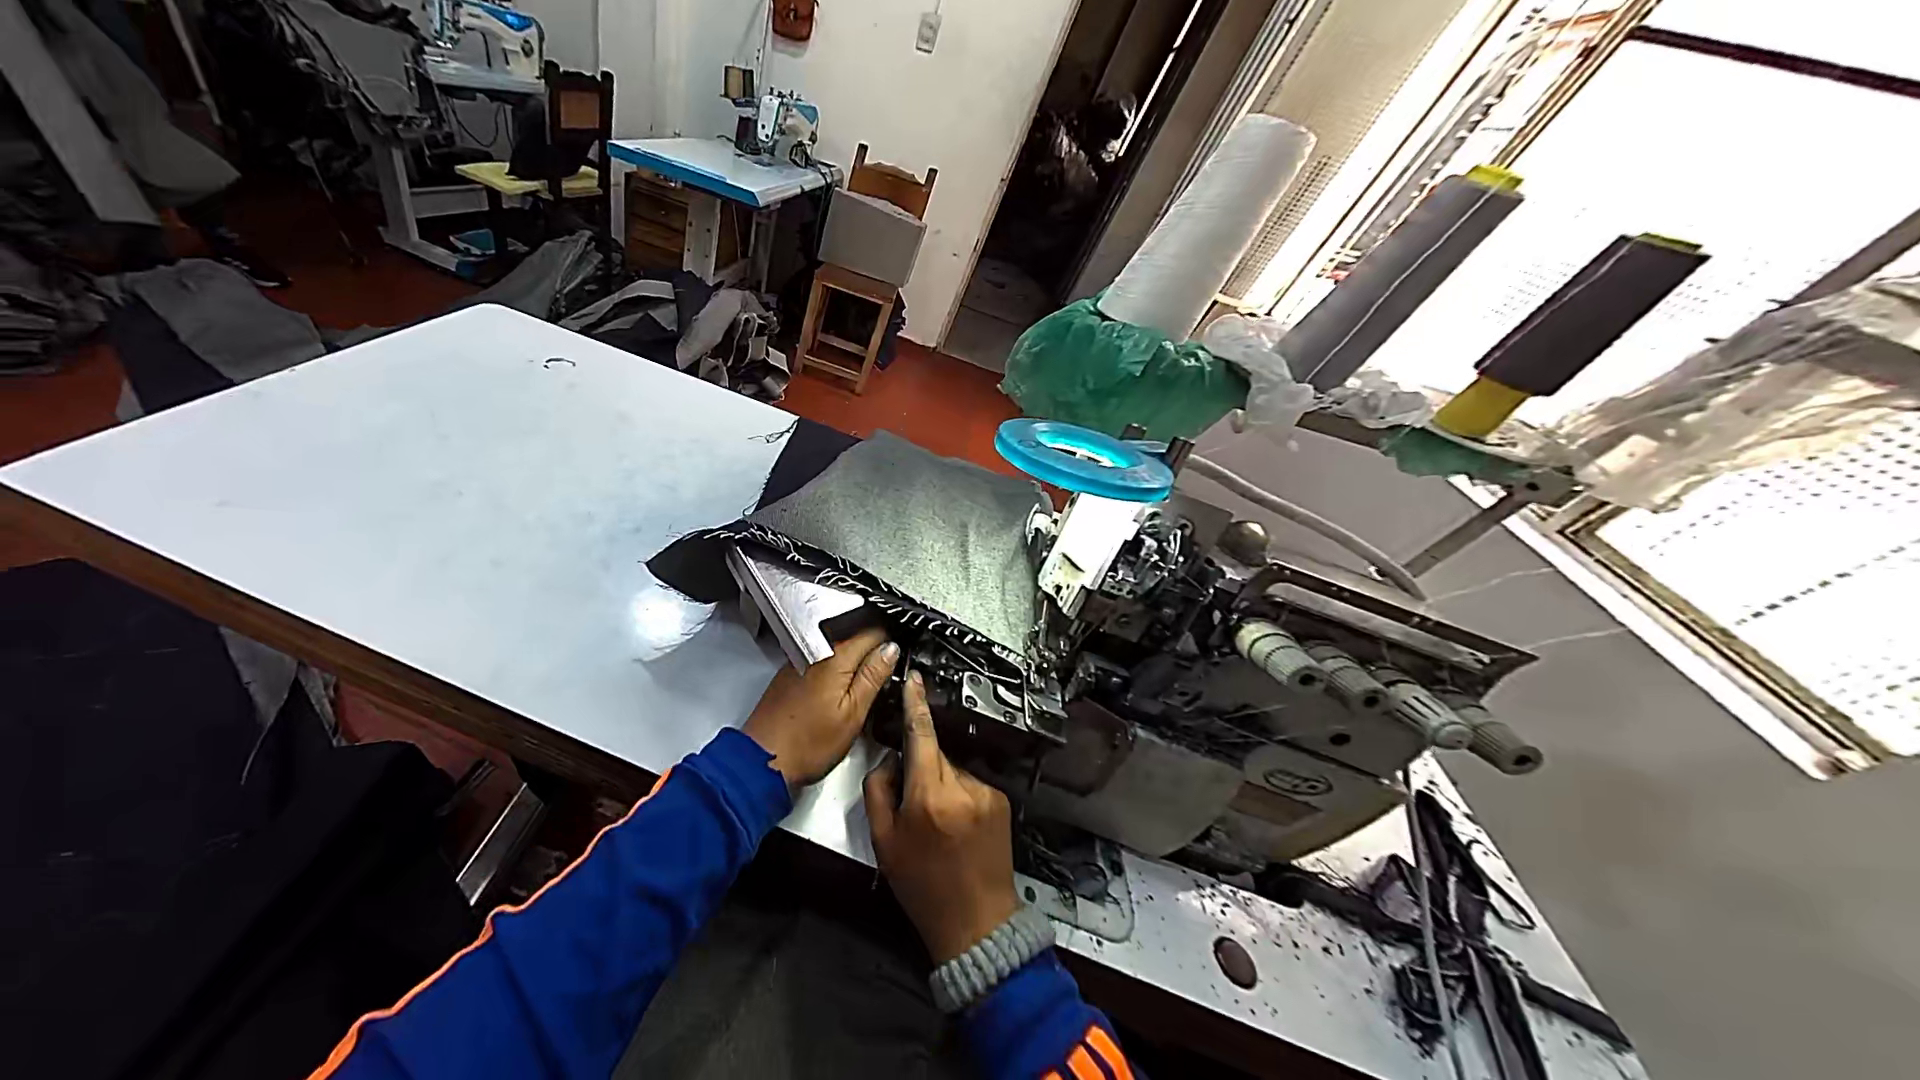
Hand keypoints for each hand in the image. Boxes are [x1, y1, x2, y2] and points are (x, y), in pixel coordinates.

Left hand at [744, 628, 898, 788]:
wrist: (762, 762)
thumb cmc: (805, 744)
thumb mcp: (854, 713)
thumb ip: (874, 675)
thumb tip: (891, 650)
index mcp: (836, 656)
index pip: (875, 631)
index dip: (891, 646)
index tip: (895, 664)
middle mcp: (815, 650)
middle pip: (856, 636)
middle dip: (872, 653)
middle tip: (878, 684)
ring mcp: (800, 660)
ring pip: (839, 649)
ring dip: (852, 664)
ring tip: (853, 697)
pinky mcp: (790, 672)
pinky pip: (822, 660)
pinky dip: (833, 673)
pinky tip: (832, 699)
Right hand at [863, 669, 1019, 963]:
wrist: (975, 922)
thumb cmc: (924, 887)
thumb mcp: (884, 842)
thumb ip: (879, 792)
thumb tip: (888, 761)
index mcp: (929, 796)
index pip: (921, 735)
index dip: (915, 703)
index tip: (914, 679)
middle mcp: (963, 788)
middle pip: (936, 754)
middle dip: (922, 766)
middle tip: (913, 802)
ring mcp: (987, 794)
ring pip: (954, 769)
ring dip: (942, 783)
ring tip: (938, 823)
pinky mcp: (1001, 801)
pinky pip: (972, 783)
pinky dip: (960, 794)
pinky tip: (957, 826)